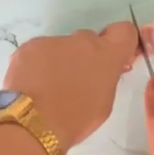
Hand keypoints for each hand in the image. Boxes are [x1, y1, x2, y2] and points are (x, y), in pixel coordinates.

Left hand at [3, 21, 137, 148]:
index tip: (112, 57)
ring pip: (61, 47)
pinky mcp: (29, 46)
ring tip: (47, 87)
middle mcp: (82, 40)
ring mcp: (53, 40)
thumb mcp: (103, 103)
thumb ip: (106, 78)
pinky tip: (30, 84)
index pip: (124, 31)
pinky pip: (38, 52)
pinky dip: (36, 64)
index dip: (118, 42)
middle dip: (84, 56)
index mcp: (106, 55)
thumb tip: (101, 71)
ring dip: (59, 61)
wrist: (33, 122)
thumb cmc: (75, 119)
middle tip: (74, 80)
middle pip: (88, 41)